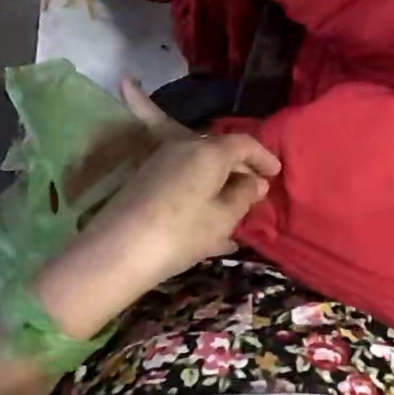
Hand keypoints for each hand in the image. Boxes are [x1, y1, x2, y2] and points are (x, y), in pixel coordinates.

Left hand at [36, 79, 281, 336]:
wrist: (118, 251)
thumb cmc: (181, 233)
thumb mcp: (223, 218)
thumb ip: (244, 196)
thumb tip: (255, 182)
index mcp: (209, 151)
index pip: (244, 143)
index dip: (263, 156)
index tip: (275, 173)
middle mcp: (183, 146)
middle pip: (219, 150)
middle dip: (240, 168)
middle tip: (254, 191)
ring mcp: (160, 161)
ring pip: (199, 165)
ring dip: (218, 181)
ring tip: (233, 206)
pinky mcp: (144, 179)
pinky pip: (181, 178)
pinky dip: (198, 191)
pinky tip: (205, 219)